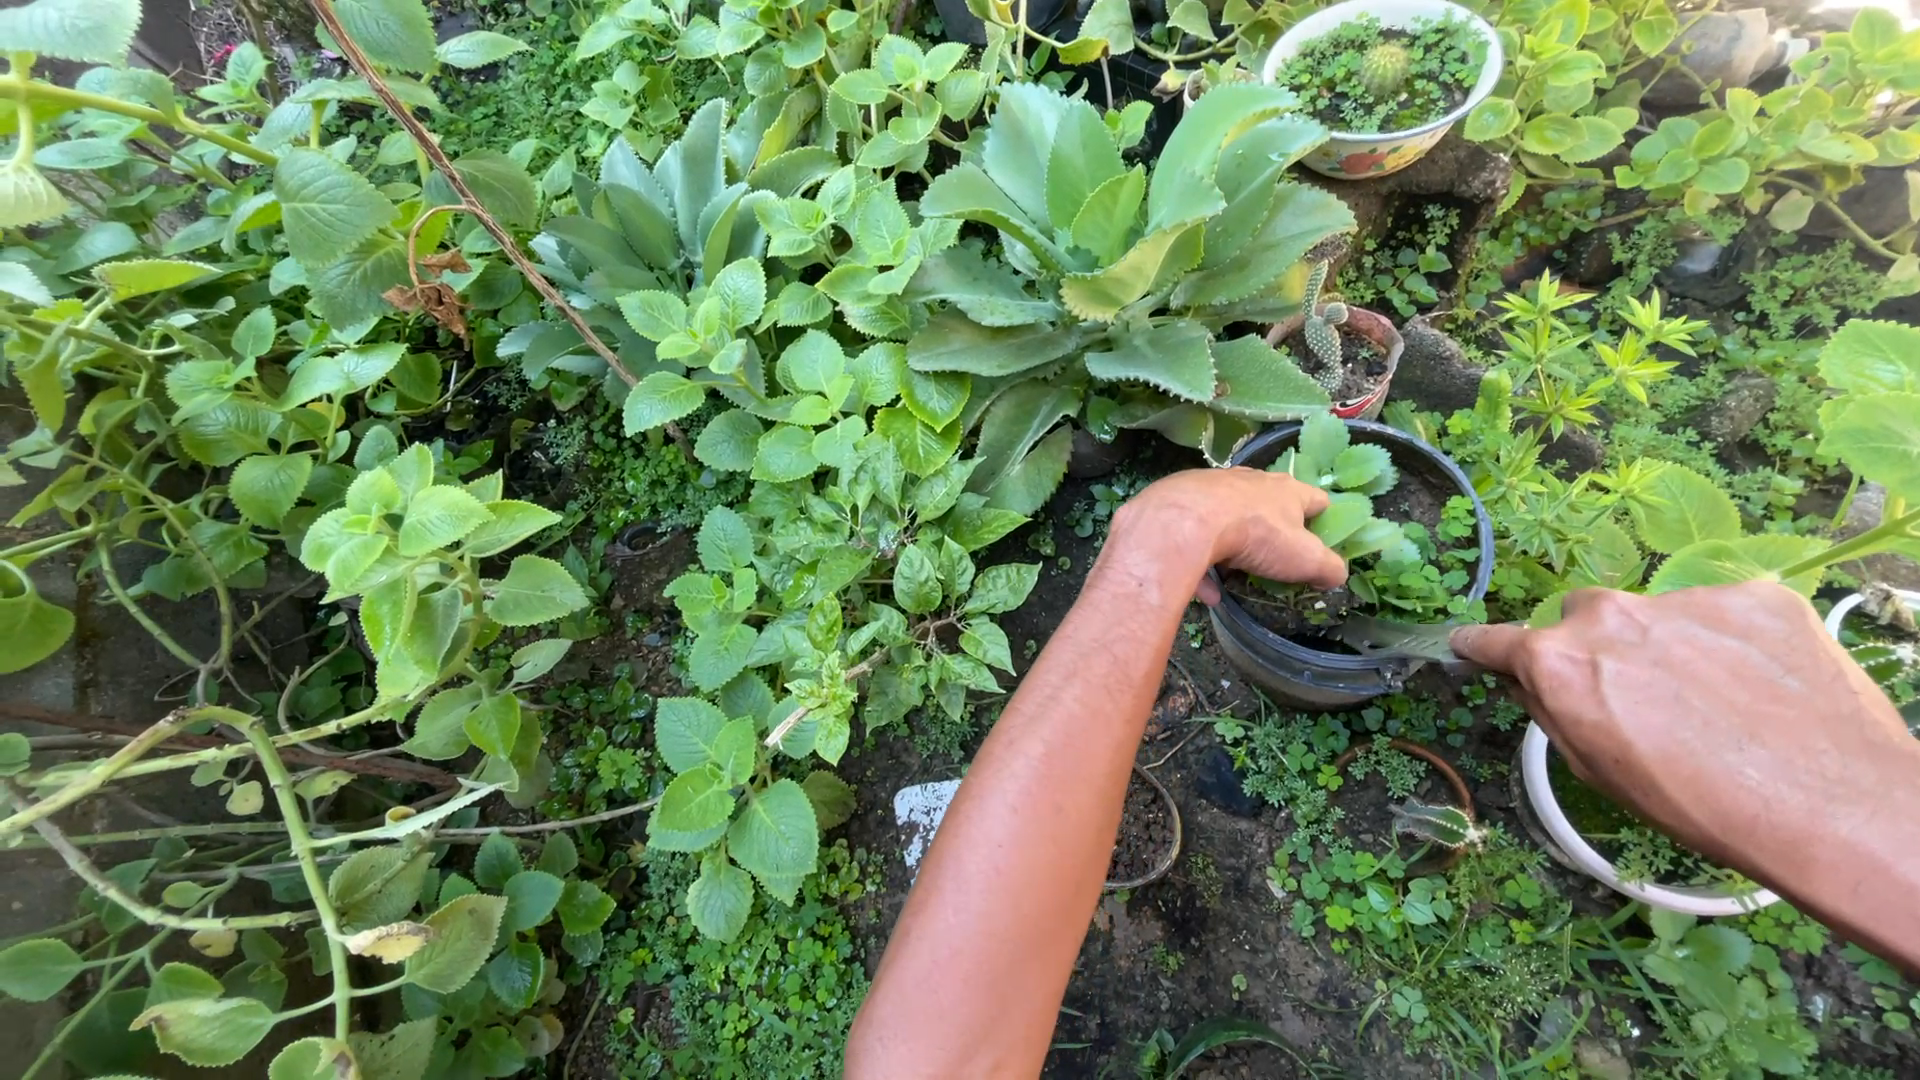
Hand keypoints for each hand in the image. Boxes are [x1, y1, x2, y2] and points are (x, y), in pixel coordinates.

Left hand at [1112, 467, 1346, 603]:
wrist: (1185, 522)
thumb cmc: (1256, 535)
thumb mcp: (1304, 558)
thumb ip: (1327, 568)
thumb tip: (1336, 575)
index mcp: (1284, 491)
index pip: (1315, 498)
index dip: (1322, 516)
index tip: (1322, 534)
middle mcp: (1247, 482)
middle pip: (1266, 501)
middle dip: (1271, 526)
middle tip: (1273, 553)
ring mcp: (1209, 489)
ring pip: (1225, 517)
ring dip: (1231, 545)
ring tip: (1234, 573)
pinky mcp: (1178, 504)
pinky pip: (1193, 536)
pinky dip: (1201, 563)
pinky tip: (1205, 591)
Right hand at [1450, 583, 1912, 878]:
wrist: (1839, 813)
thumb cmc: (1694, 804)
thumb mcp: (1591, 766)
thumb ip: (1548, 708)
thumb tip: (1528, 680)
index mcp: (1556, 660)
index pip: (1491, 639)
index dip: (1480, 647)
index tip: (1474, 648)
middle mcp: (1606, 616)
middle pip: (1577, 618)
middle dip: (1593, 646)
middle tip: (1636, 691)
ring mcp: (1682, 599)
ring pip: (1650, 613)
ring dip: (1661, 640)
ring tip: (1714, 690)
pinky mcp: (1755, 596)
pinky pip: (1719, 610)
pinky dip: (1728, 638)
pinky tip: (1761, 680)